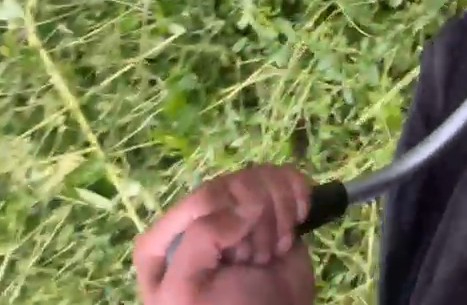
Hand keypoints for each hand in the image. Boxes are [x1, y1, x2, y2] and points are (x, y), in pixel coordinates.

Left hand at [133, 164, 315, 304]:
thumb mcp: (188, 290)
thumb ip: (200, 240)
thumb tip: (249, 205)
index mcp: (167, 240)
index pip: (204, 198)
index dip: (230, 219)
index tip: (239, 255)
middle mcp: (199, 219)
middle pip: (238, 184)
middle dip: (259, 219)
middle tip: (258, 258)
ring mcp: (237, 211)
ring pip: (264, 176)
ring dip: (281, 210)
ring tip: (276, 248)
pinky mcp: (271, 206)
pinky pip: (286, 176)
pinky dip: (299, 194)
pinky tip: (298, 221)